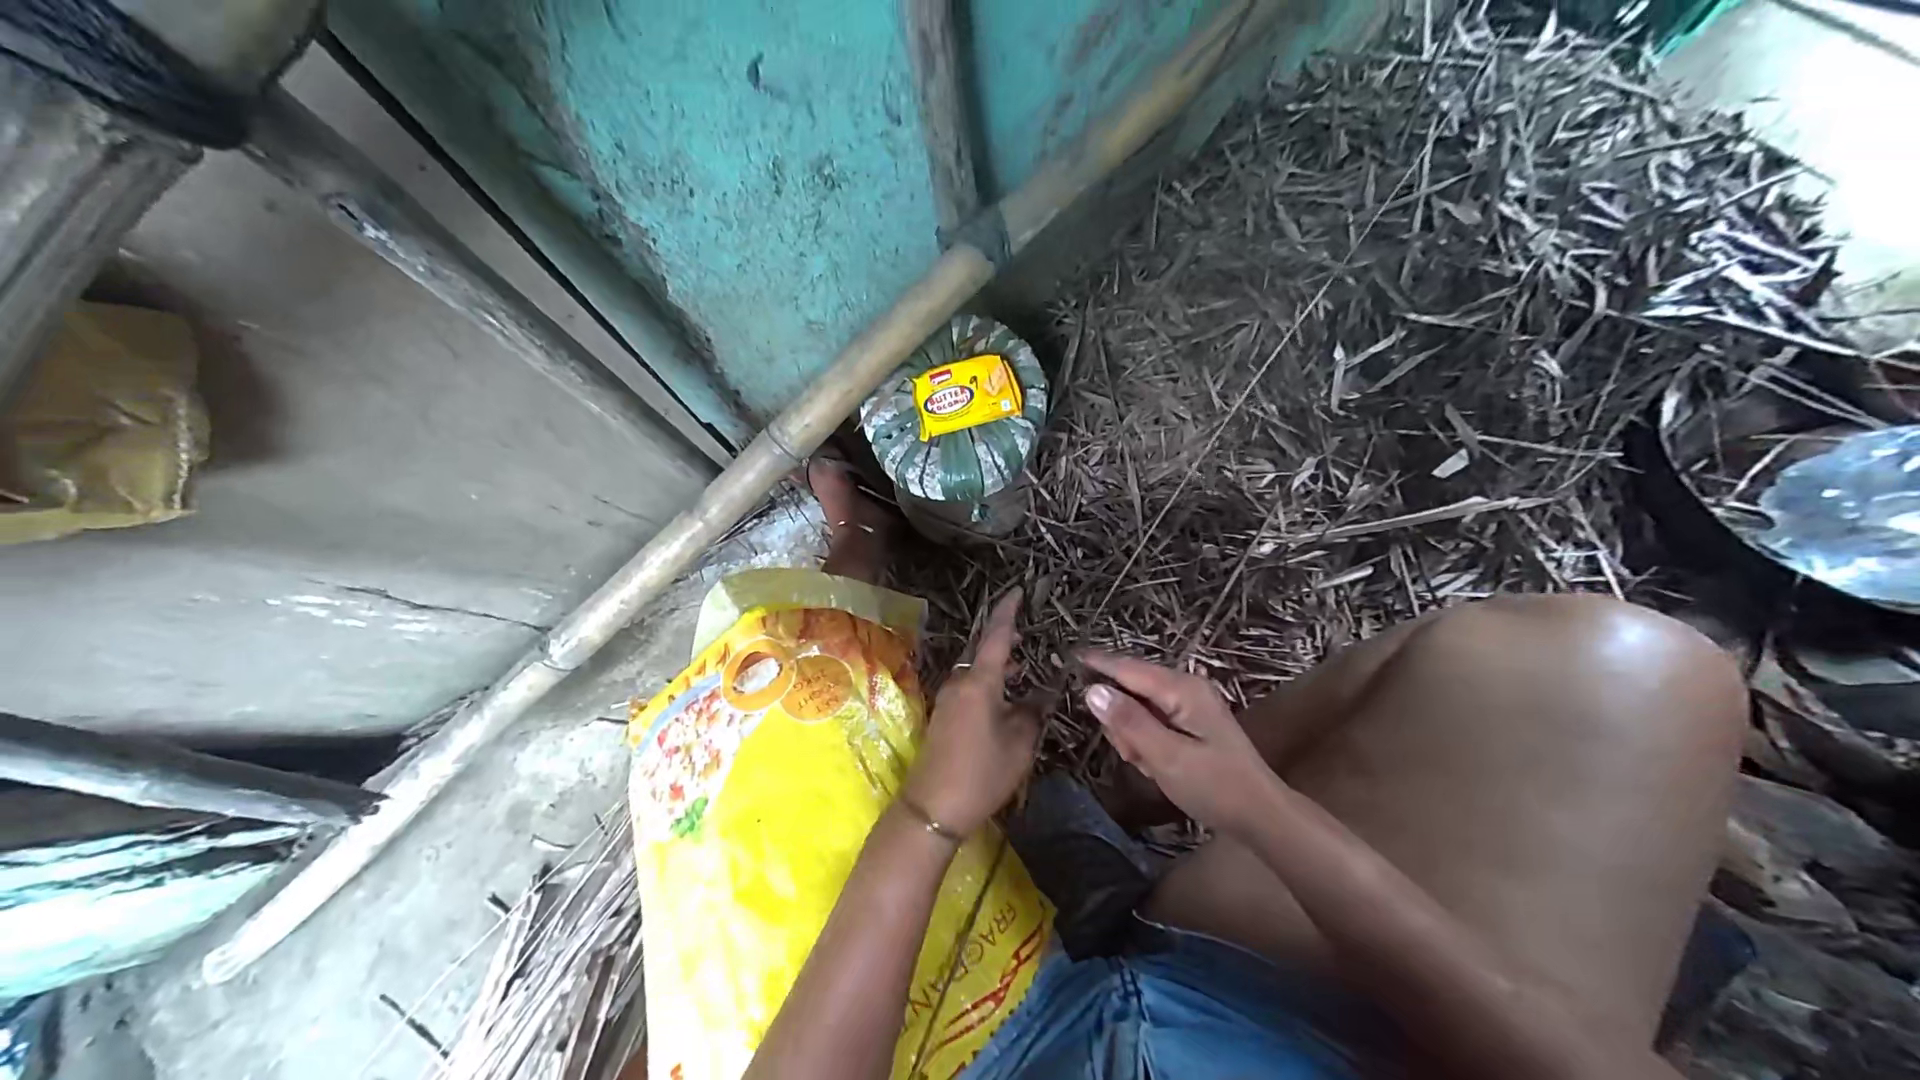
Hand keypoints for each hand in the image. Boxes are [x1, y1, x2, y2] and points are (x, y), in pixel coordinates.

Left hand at [902, 590, 1039, 835]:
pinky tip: (1005, 694)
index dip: (1007, 611)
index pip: (995, 636)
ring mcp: (948, 699)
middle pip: (983, 651)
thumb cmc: (981, 773)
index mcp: (978, 682)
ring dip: (998, 663)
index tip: (1017, 591)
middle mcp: (959, 683)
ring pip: (976, 670)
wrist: (932, 808)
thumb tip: (1043, 693)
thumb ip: (1033, 712)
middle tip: (1029, 630)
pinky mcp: (944, 716)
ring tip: (1023, 662)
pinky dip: (989, 681)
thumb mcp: (1019, 744)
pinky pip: (970, 686)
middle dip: (1005, 638)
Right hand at [1079, 651, 1281, 836]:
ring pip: (1138, 708)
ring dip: (1132, 735)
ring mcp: (1188, 705)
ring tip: (1146, 763)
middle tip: (1130, 753)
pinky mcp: (1189, 723)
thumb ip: (1128, 722)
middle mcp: (1185, 688)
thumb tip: (1093, 690)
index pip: (1128, 668)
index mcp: (1182, 689)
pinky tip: (1155, 764)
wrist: (1261, 817)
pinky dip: (1145, 742)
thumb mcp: (1167, 757)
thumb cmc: (1215, 786)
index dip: (1098, 663)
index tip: (1068, 657)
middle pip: (1131, 688)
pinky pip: (1151, 722)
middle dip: (1120, 719)